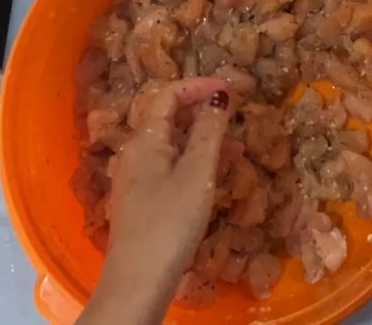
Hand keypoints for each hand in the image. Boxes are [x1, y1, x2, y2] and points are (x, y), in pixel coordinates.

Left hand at [85, 77, 230, 324]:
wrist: (137, 285)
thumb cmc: (169, 222)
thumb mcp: (197, 173)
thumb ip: (209, 131)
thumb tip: (218, 96)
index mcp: (145, 140)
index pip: (168, 95)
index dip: (198, 86)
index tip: (228, 90)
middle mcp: (136, 154)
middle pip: (168, 118)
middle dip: (202, 111)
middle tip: (234, 113)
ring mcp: (137, 180)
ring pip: (173, 145)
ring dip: (202, 138)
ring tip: (236, 146)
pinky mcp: (143, 203)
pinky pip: (171, 167)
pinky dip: (195, 162)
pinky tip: (216, 175)